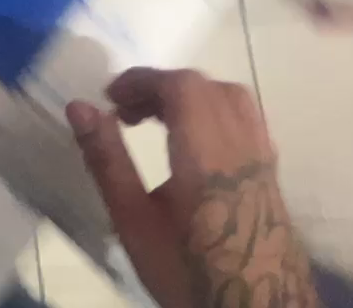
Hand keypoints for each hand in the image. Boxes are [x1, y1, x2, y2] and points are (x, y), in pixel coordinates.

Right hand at [67, 69, 316, 307]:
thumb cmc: (190, 273)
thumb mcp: (133, 221)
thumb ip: (106, 159)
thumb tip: (79, 106)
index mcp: (207, 158)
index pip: (182, 87)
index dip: (142, 80)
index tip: (110, 100)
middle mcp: (243, 153)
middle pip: (208, 88)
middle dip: (161, 86)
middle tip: (128, 111)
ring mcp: (266, 169)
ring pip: (234, 103)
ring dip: (190, 98)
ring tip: (156, 122)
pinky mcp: (274, 185)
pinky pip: (247, 126)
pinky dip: (212, 115)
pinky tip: (190, 147)